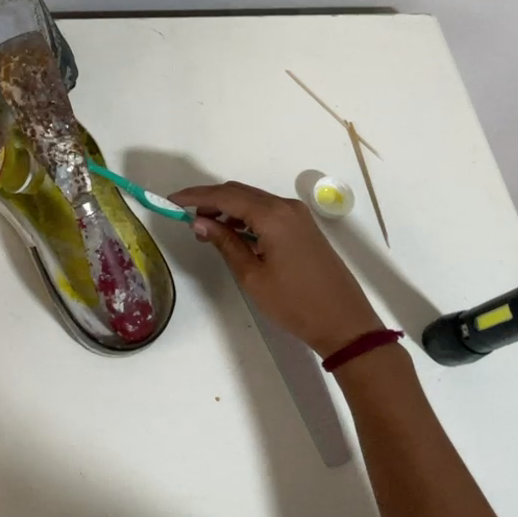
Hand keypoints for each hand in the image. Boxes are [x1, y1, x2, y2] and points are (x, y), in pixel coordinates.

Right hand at [171, 181, 385, 355]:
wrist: (345, 324)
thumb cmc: (295, 303)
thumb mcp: (252, 275)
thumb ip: (225, 242)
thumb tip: (200, 221)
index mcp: (272, 215)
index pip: (225, 195)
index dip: (196, 196)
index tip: (171, 200)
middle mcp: (285, 206)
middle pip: (239, 192)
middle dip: (210, 201)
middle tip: (187, 218)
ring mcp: (298, 215)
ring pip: (253, 200)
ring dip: (228, 208)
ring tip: (206, 228)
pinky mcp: (304, 226)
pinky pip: (267, 211)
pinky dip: (246, 216)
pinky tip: (234, 233)